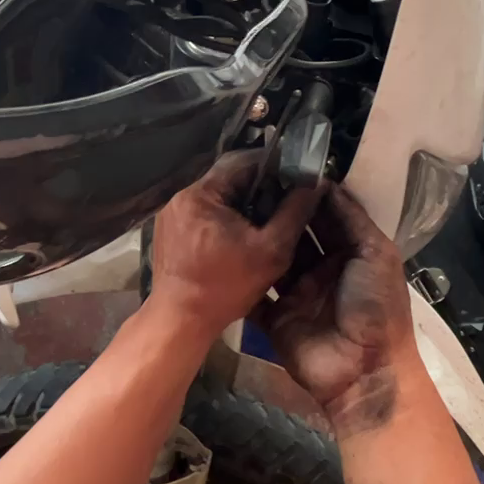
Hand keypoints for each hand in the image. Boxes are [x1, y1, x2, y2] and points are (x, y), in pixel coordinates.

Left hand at [147, 151, 324, 337]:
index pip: (242, 162)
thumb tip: (315, 183)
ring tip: (265, 220)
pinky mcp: (168, 232)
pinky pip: (202, 215)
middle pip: (227, 179)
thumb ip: (294, 213)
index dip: (273, 166)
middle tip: (284, 201)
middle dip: (257, 188)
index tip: (295, 176)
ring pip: (215, 198)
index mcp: (201, 193)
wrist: (180, 321)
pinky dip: (222, 219)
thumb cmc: (226, 287)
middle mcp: (182, 197)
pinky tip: (238, 238)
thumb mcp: (271, 250)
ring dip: (240, 205)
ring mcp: (171, 215)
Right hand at [254, 185, 415, 434]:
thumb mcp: (375, 254)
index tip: (280, 168)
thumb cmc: (376, 307)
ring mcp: (296, 294)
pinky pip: (255, 295)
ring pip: (273, 260)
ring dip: (257, 241)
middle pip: (295, 235)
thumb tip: (327, 181)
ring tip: (230, 210)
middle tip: (247, 183)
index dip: (305, 194)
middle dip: (277, 213)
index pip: (324, 216)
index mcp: (349, 252)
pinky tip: (221, 252)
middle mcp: (321, 269)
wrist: (364, 372)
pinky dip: (240, 279)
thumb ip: (351, 218)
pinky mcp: (276, 317)